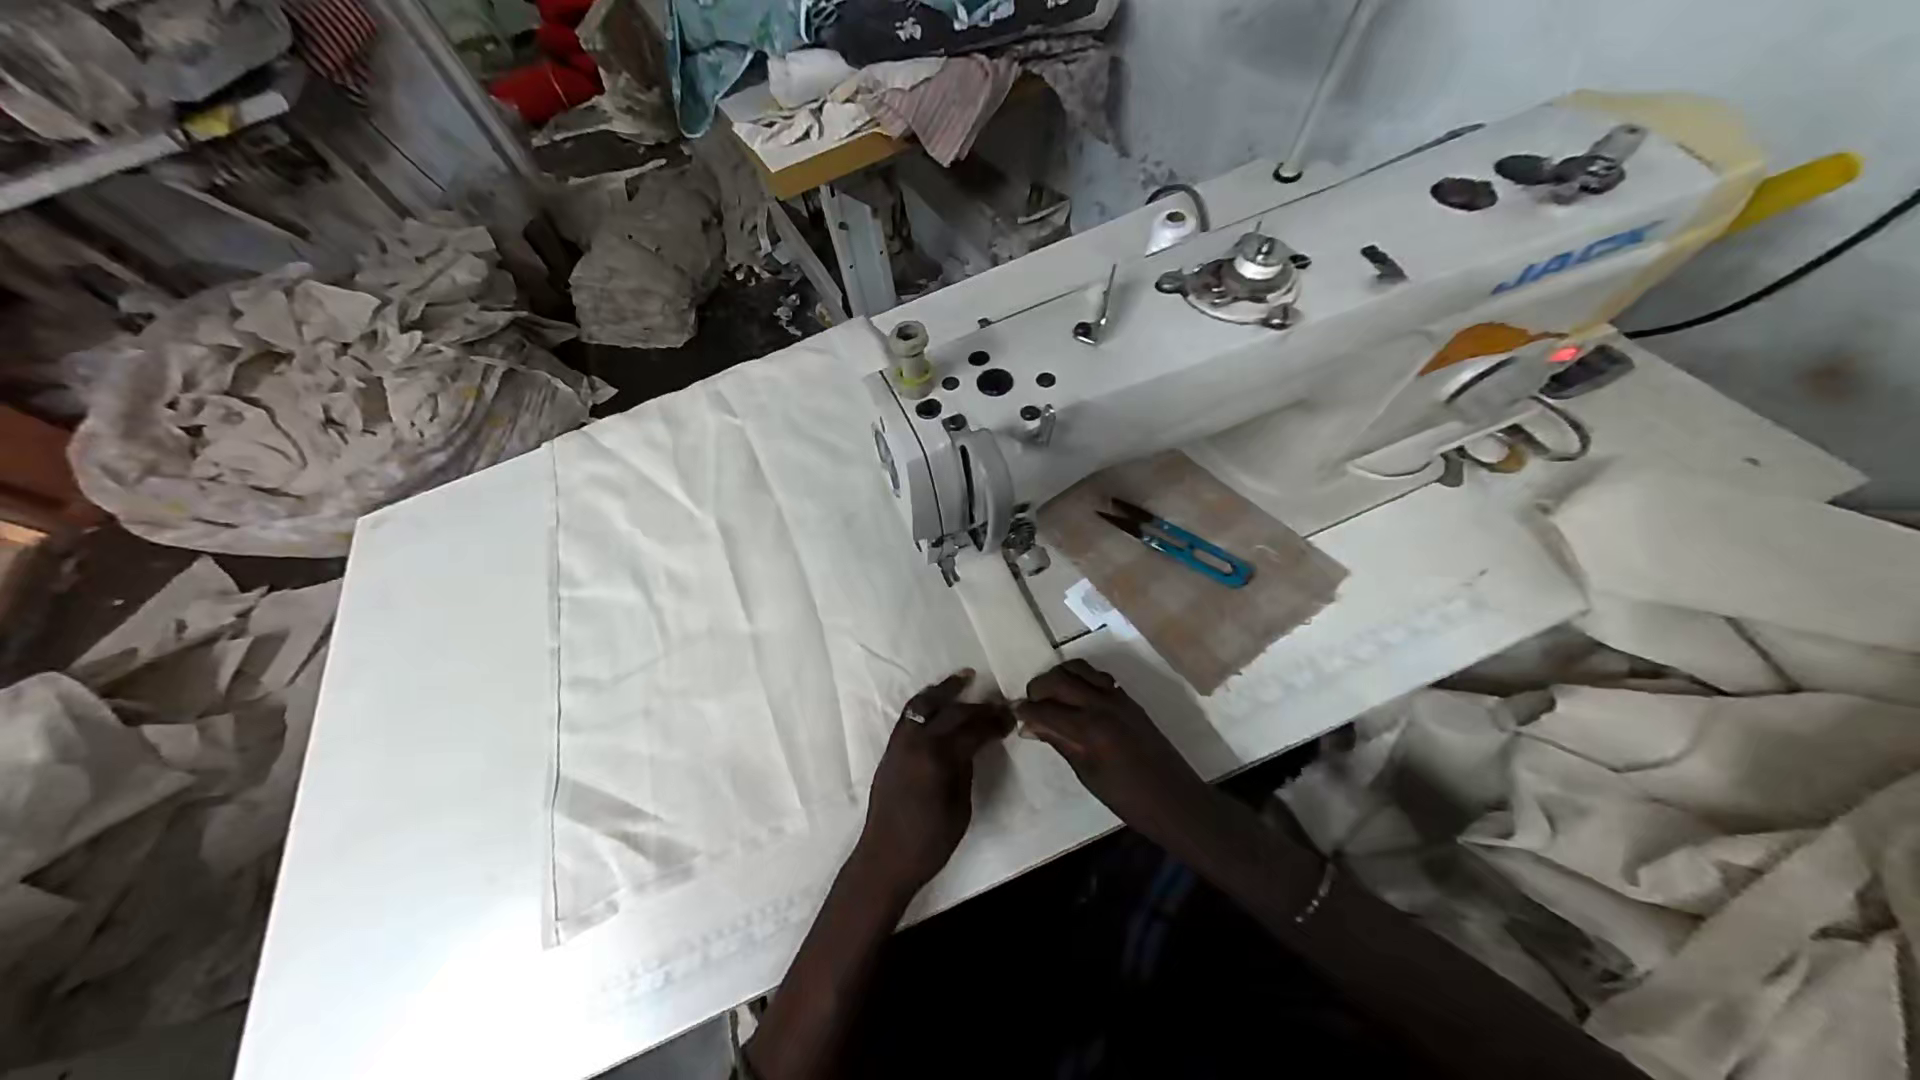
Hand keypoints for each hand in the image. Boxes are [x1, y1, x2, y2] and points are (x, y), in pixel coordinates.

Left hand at [856, 669, 1013, 897]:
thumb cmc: (930, 842)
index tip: (1011, 718)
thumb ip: (966, 769)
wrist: (885, 858)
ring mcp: (900, 743)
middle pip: (952, 713)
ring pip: (924, 704)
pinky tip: (938, 700)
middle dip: (978, 706)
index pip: (973, 729)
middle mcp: (917, 743)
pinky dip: (926, 703)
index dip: (995, 722)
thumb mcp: (961, 807)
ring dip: (946, 690)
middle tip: (999, 704)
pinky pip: (909, 716)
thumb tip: (973, 746)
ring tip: (965, 678)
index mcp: (939, 759)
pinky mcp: (890, 750)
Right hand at [1014, 660, 1212, 838]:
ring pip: (1078, 669)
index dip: (1025, 710)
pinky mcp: (1128, 698)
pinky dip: (1080, 679)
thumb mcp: (1086, 773)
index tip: (1014, 715)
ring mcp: (1117, 697)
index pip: (1044, 708)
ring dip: (1059, 677)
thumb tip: (1029, 726)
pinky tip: (1076, 699)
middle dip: (1038, 688)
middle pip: (1058, 679)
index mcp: (1088, 728)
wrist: (1175, 799)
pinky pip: (1097, 676)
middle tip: (1031, 705)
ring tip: (1052, 697)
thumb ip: (1059, 742)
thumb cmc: (1127, 798)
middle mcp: (1101, 704)